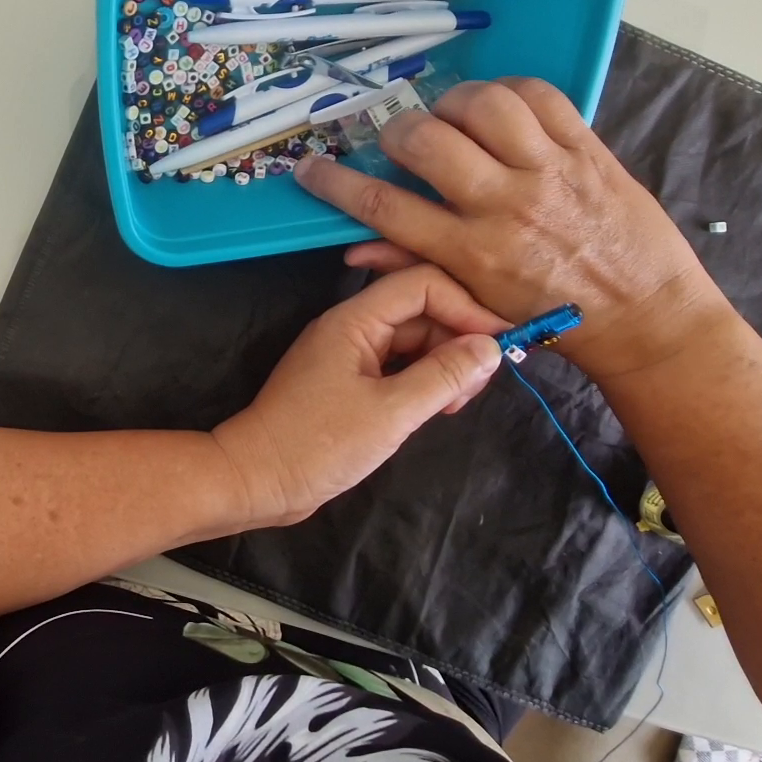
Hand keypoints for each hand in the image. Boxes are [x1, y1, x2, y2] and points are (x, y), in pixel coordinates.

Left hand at [211, 265, 504, 526]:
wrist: (260, 477)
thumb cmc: (320, 443)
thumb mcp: (392, 411)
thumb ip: (444, 375)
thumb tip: (490, 346)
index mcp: (353, 321)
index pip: (420, 284)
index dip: (465, 307)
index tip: (501, 345)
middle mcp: (350, 329)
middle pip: (419, 312)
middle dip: (456, 341)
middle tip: (475, 388)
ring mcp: (348, 356)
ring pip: (411, 342)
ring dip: (442, 365)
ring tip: (455, 405)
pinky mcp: (348, 383)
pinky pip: (396, 367)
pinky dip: (422, 382)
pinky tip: (437, 409)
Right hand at [290, 77, 733, 377]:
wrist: (646, 316)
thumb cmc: (547, 314)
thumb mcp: (473, 300)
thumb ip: (411, 266)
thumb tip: (353, 247)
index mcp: (469, 251)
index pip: (383, 205)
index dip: (335, 182)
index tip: (310, 167)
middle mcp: (505, 205)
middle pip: (427, 142)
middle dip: (397, 134)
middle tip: (400, 143)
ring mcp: (550, 171)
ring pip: (483, 105)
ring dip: (451, 104)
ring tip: (449, 119)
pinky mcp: (588, 149)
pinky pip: (540, 94)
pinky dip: (506, 90)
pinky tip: (496, 108)